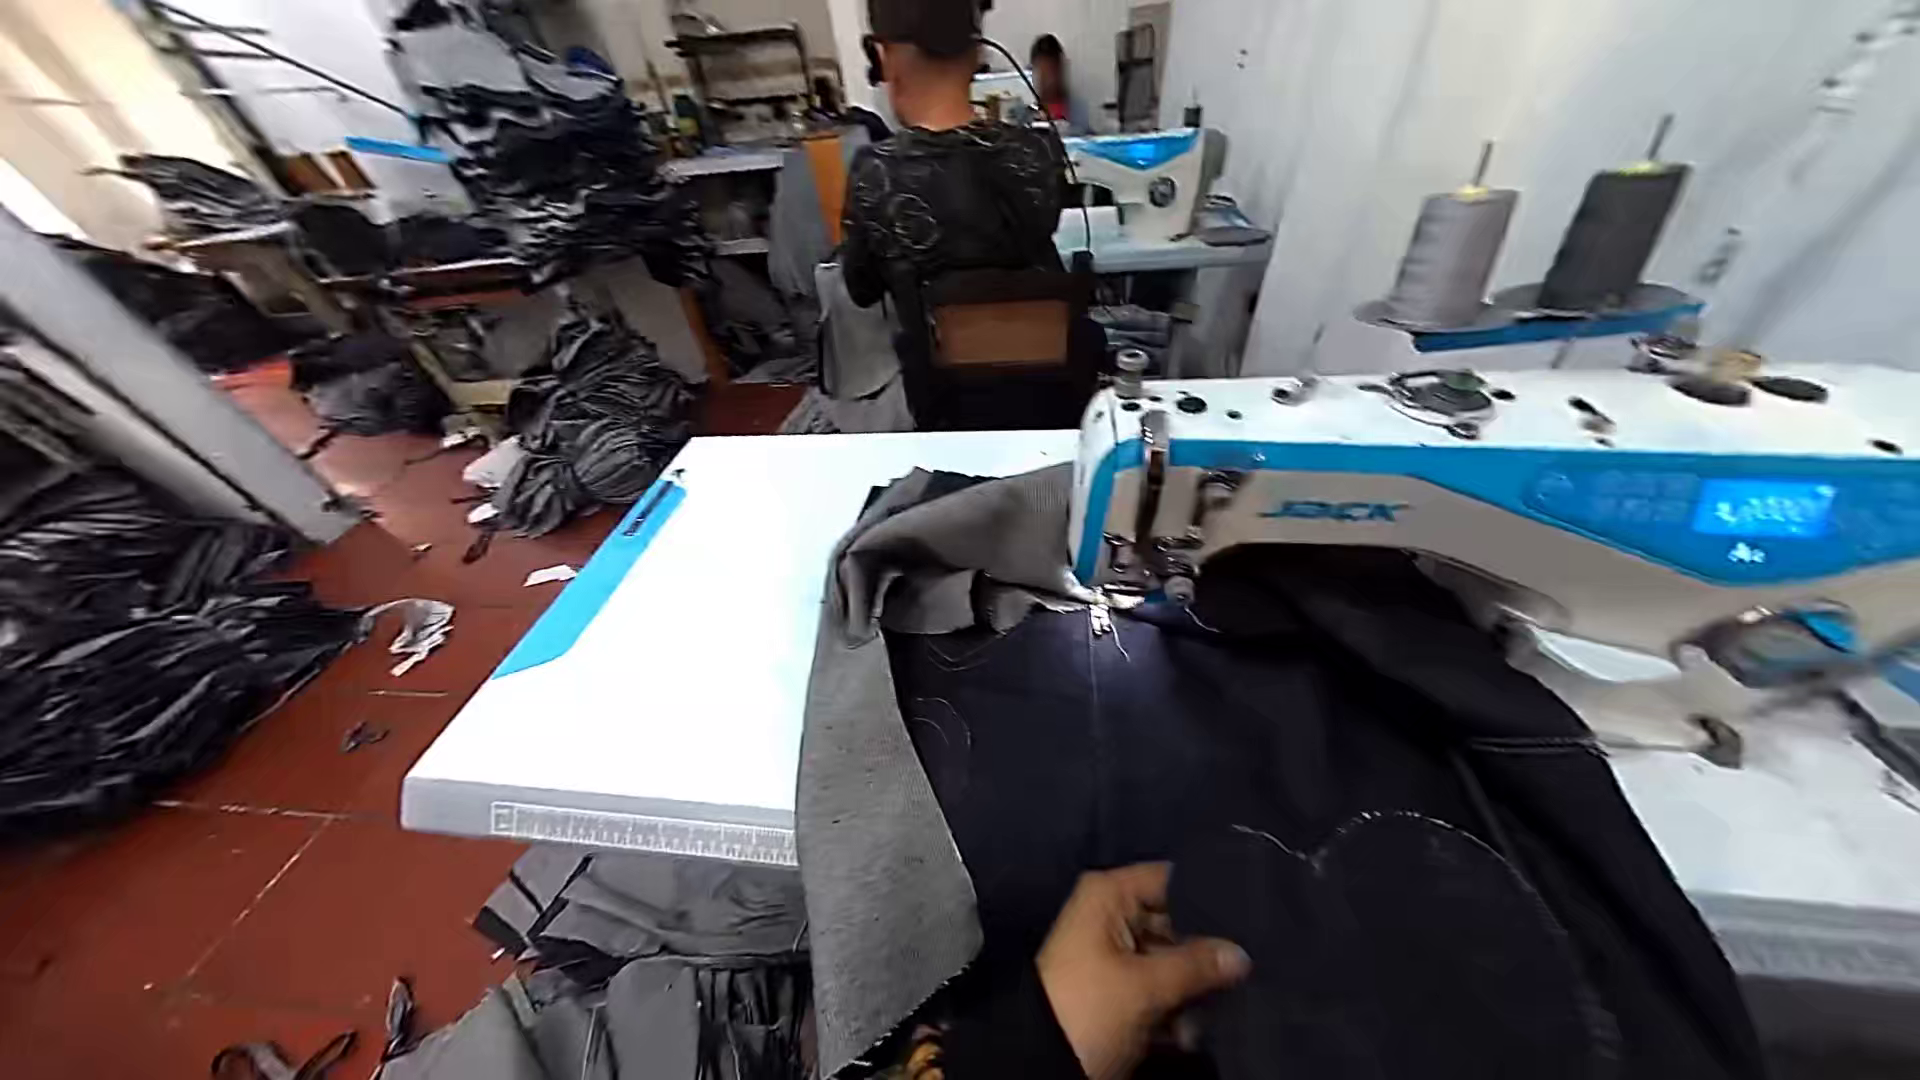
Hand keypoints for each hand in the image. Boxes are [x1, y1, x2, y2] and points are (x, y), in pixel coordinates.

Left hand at [1036, 863, 1250, 1079]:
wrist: (1042, 1059)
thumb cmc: (1090, 1005)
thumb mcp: (1144, 986)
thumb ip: (1195, 965)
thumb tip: (1242, 952)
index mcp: (1109, 894)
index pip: (1166, 879)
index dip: (1205, 894)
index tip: (1248, 912)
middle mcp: (1112, 912)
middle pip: (1172, 920)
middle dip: (1205, 950)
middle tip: (1250, 970)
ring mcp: (1115, 949)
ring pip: (1169, 956)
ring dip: (1193, 986)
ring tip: (1221, 1010)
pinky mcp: (1119, 985)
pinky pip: (1158, 983)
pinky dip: (1176, 1005)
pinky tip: (1194, 1032)